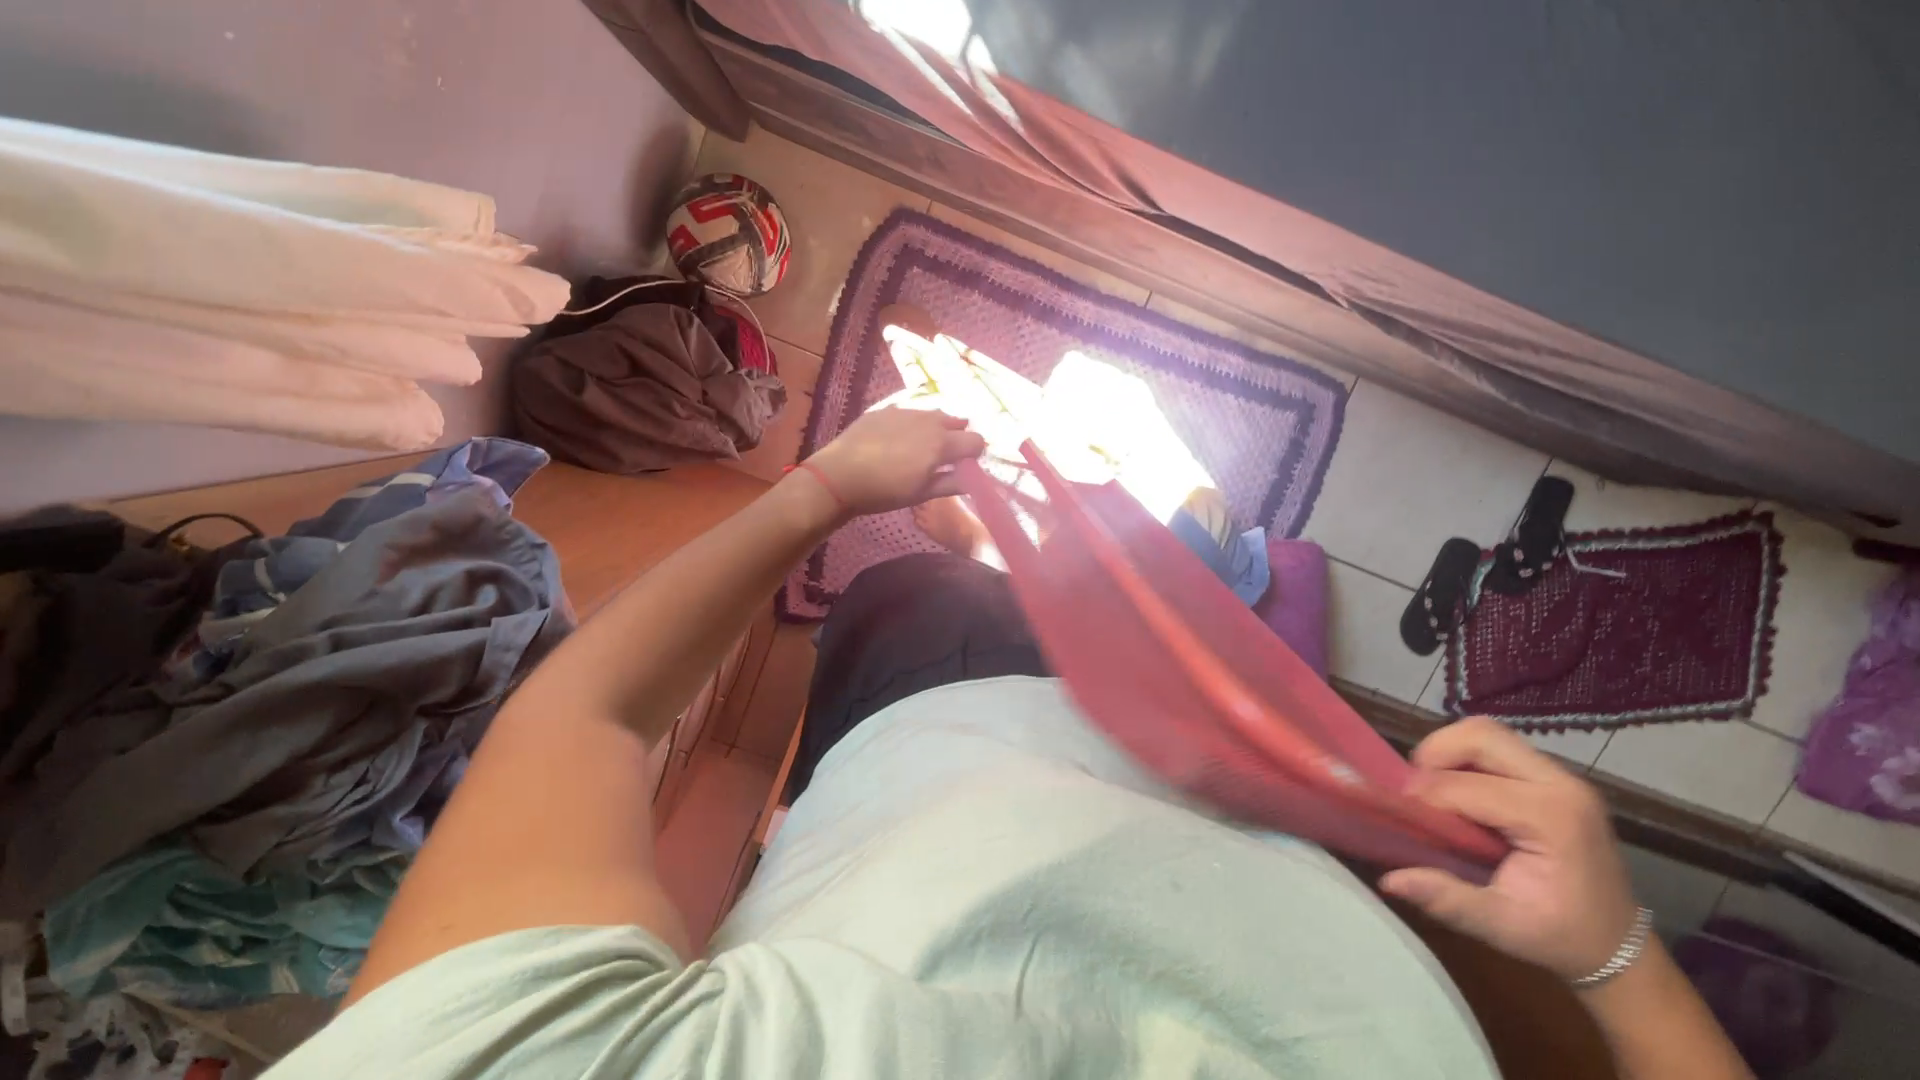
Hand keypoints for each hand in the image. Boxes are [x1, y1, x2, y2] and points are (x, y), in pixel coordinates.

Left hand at [802, 406, 986, 516]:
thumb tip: (972, 480)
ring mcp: (906, 412)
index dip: (974, 455)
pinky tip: (896, 441)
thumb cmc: (885, 491)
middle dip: (956, 438)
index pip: (975, 441)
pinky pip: (909, 414)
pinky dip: (912, 425)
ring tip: (920, 448)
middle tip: (942, 458)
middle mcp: (929, 421)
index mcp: (942, 443)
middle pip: (957, 423)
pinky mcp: (885, 410)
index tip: (963, 466)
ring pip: (933, 415)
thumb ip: (951, 483)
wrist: (840, 475)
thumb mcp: (922, 494)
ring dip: (935, 429)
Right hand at [1379, 717, 1639, 981]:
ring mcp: (1563, 778)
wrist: (1619, 948)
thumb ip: (1447, 899)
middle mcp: (1561, 785)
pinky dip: (1467, 759)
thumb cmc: (1560, 937)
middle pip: (1481, 735)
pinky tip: (1459, 792)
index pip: (1466, 785)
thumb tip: (1389, 880)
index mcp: (1551, 818)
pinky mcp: (1556, 779)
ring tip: (1433, 789)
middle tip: (1414, 790)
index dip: (1425, 797)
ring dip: (1450, 752)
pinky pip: (1500, 748)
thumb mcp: (1501, 927)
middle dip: (1435, 754)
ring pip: (1488, 734)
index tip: (1402, 819)